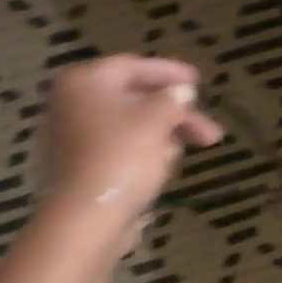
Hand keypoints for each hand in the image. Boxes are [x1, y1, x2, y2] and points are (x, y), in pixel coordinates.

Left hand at [44, 55, 223, 216]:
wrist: (86, 217)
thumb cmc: (121, 158)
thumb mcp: (156, 121)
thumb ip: (172, 99)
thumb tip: (182, 91)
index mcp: (83, 82)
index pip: (132, 65)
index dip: (169, 72)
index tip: (199, 81)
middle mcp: (71, 103)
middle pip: (134, 99)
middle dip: (176, 114)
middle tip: (210, 131)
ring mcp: (72, 136)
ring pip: (130, 126)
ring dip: (165, 134)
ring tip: (190, 151)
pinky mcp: (80, 165)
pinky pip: (119, 148)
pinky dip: (145, 151)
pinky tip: (164, 166)